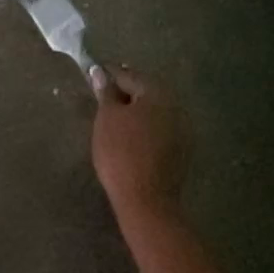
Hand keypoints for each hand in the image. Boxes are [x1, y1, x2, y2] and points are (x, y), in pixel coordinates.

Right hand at [90, 66, 188, 213]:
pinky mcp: (181, 149)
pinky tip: (129, 135)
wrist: (146, 199)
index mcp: (157, 92)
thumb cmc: (121, 152)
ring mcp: (182, 129)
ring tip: (113, 118)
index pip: (128, 75)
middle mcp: (175, 105)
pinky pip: (159, 128)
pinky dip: (144, 126)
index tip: (92, 75)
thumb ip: (105, 92)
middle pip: (145, 91)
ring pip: (153, 110)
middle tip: (101, 97)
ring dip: (135, 110)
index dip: (108, 75)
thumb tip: (100, 72)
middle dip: (124, 92)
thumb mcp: (107, 117)